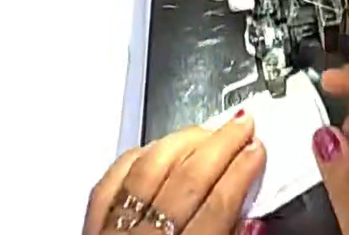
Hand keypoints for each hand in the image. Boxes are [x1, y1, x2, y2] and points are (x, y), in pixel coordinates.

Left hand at [84, 112, 266, 234]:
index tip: (258, 148)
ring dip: (184, 141)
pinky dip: (140, 156)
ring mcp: (112, 227)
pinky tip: (158, 144)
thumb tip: (251, 216)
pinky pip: (115, 175)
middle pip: (187, 178)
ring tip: (209, 127)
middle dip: (220, 145)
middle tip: (243, 122)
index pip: (216, 207)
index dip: (241, 172)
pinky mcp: (90, 222)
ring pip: (151, 166)